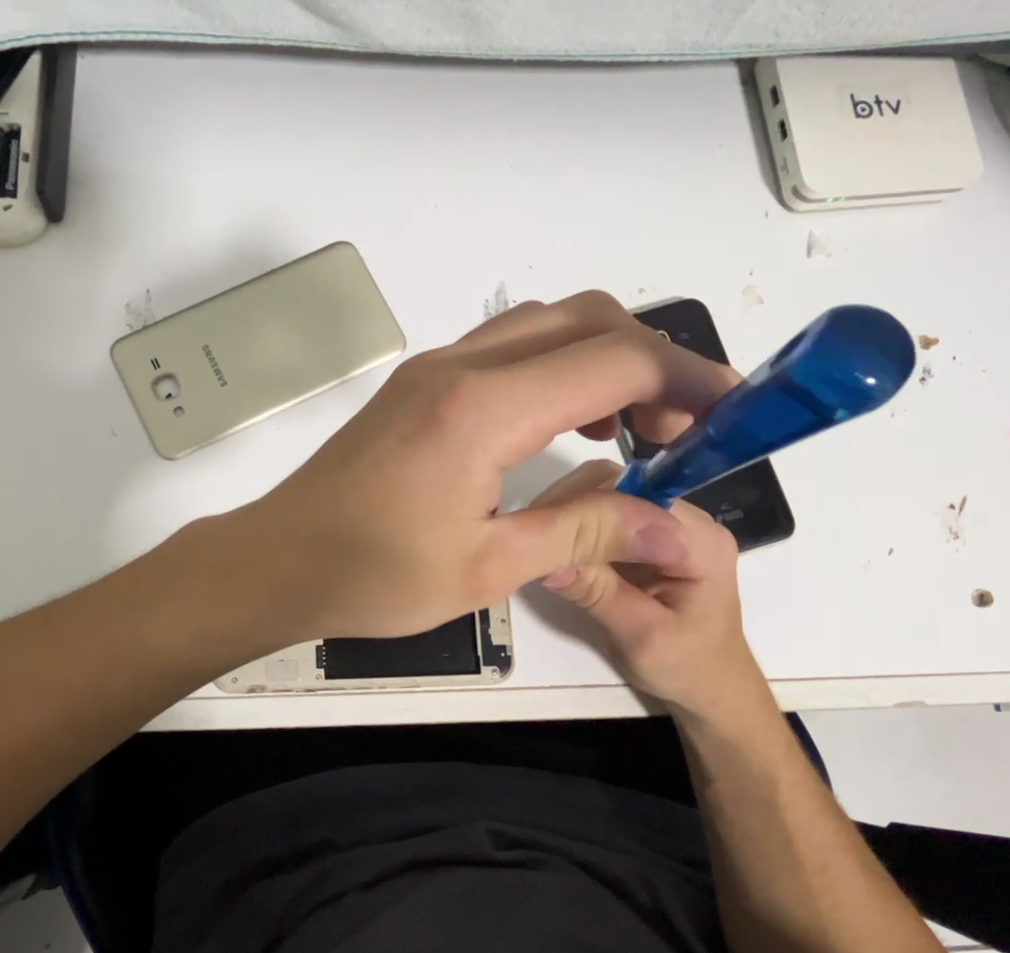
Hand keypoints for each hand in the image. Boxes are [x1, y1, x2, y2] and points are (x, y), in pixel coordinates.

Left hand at [224, 290, 741, 640]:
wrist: (279, 561)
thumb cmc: (371, 576)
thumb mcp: (487, 567)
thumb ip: (583, 530)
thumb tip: (667, 519)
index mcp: (481, 409)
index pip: (614, 361)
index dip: (686, 380)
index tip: (730, 413)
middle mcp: (458, 366)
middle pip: (585, 320)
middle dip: (651, 361)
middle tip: (682, 427)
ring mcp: (433, 368)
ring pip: (544, 324)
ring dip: (602, 357)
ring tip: (633, 429)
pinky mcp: (418, 384)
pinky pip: (506, 347)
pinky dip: (556, 366)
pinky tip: (567, 424)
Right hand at [528, 460, 763, 710]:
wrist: (709, 688)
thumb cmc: (686, 668)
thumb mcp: (640, 636)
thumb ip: (597, 592)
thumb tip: (546, 558)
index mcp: (699, 541)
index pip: (637, 495)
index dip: (586, 503)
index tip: (541, 527)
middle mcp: (686, 522)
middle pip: (621, 487)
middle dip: (574, 506)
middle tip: (533, 537)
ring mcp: (665, 528)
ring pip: (608, 497)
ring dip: (572, 516)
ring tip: (541, 544)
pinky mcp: (646, 540)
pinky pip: (606, 518)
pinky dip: (578, 530)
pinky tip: (558, 551)